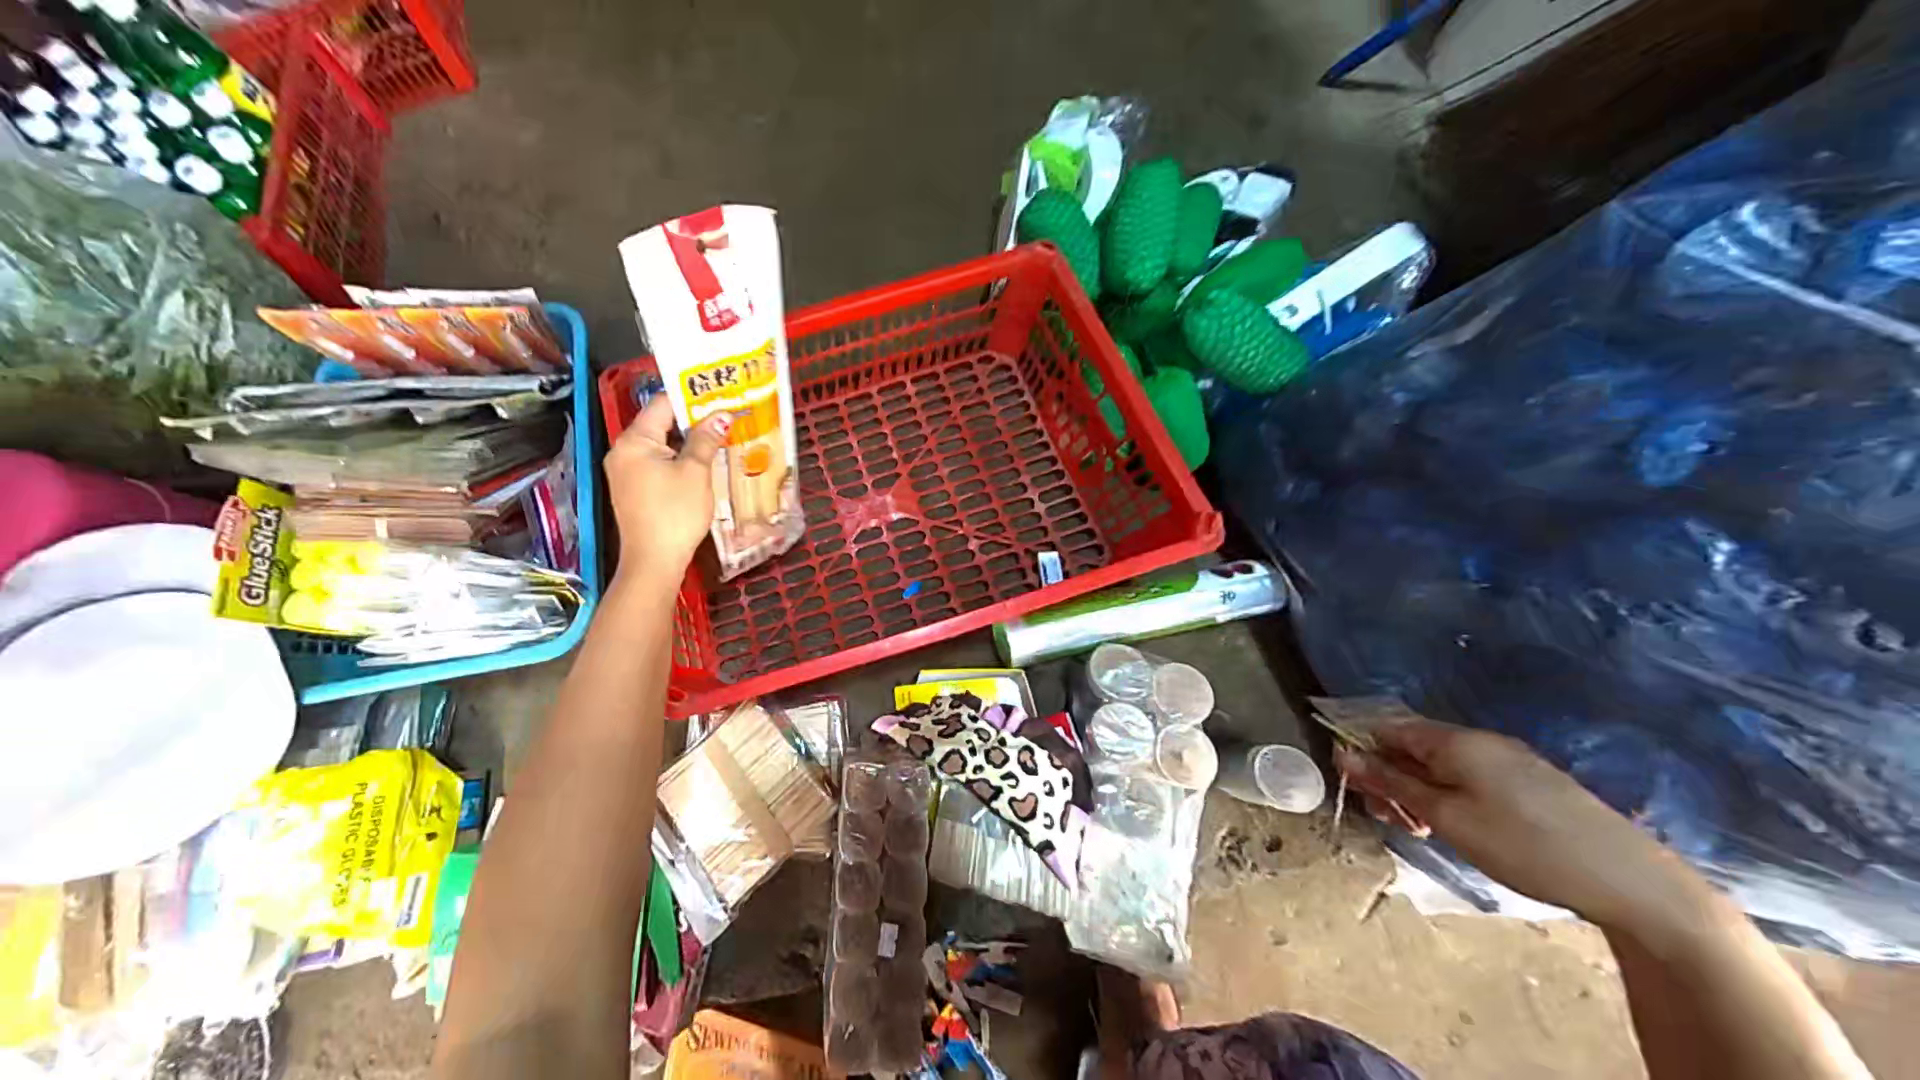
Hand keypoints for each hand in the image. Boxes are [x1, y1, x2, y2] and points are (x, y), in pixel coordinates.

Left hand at [605, 396, 730, 583]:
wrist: (654, 560)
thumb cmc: (675, 513)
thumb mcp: (696, 472)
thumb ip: (706, 439)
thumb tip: (721, 415)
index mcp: (634, 441)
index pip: (662, 404)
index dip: (691, 397)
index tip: (719, 393)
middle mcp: (623, 451)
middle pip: (660, 423)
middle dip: (692, 419)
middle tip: (725, 413)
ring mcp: (626, 471)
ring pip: (661, 444)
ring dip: (688, 440)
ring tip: (720, 434)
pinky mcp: (634, 489)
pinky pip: (657, 462)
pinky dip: (679, 458)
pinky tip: (702, 460)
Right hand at [1335, 718, 1697, 927]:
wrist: (1632, 883)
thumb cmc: (1523, 845)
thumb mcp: (1445, 816)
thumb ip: (1391, 783)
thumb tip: (1342, 753)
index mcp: (1454, 740)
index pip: (1386, 728)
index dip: (1362, 753)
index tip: (1357, 790)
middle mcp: (1479, 741)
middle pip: (1412, 747)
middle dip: (1389, 778)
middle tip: (1388, 819)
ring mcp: (1508, 761)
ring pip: (1440, 766)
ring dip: (1417, 792)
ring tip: (1419, 830)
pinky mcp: (1529, 784)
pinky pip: (1469, 779)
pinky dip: (1448, 798)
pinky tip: (1454, 828)